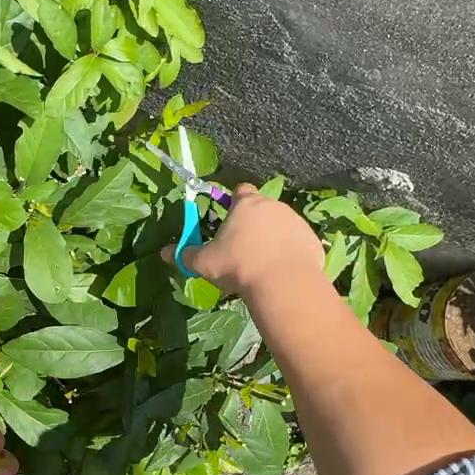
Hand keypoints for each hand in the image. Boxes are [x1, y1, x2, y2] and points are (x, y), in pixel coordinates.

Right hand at [162, 184, 325, 298]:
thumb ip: (185, 256)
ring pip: (282, 224)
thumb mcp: (205, 263)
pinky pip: (298, 242)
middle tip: (244, 248)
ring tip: (264, 263)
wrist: (283, 283)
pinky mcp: (311, 240)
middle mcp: (273, 206)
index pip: (241, 191)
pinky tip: (282, 271)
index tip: (230, 220)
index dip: (235, 203)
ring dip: (274, 237)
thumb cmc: (238, 265)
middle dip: (255, 223)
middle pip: (262, 208)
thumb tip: (163, 253)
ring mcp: (296, 221)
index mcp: (246, 205)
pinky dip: (291, 252)